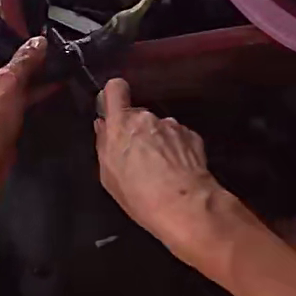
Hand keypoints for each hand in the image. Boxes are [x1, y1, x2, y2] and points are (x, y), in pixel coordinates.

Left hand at [0, 38, 46, 196]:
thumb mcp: (10, 81)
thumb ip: (24, 60)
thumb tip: (38, 41)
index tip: (11, 29)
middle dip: (14, 55)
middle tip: (37, 47)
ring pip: (6, 83)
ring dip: (26, 75)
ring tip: (50, 64)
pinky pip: (14, 101)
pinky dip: (30, 94)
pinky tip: (52, 88)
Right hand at [93, 78, 250, 274]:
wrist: (185, 206)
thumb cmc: (141, 195)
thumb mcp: (108, 175)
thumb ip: (104, 144)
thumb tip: (103, 128)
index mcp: (121, 124)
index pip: (115, 89)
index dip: (114, 96)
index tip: (113, 109)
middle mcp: (146, 118)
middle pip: (137, 115)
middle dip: (136, 131)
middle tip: (137, 158)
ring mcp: (171, 125)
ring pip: (158, 128)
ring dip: (157, 142)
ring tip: (159, 170)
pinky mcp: (191, 135)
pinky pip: (177, 137)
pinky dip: (175, 149)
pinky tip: (175, 171)